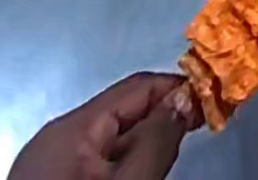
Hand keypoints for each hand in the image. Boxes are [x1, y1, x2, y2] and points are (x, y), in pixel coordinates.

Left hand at [8, 72, 198, 179]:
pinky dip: (122, 167)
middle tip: (197, 133)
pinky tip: (141, 177)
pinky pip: (93, 166)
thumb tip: (184, 98)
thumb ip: (158, 140)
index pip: (137, 87)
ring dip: (143, 146)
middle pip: (122, 113)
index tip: (211, 101)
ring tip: (169, 161)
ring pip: (109, 142)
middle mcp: (55, 139)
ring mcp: (46, 169)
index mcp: (71, 128)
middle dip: (161, 120)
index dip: (176, 89)